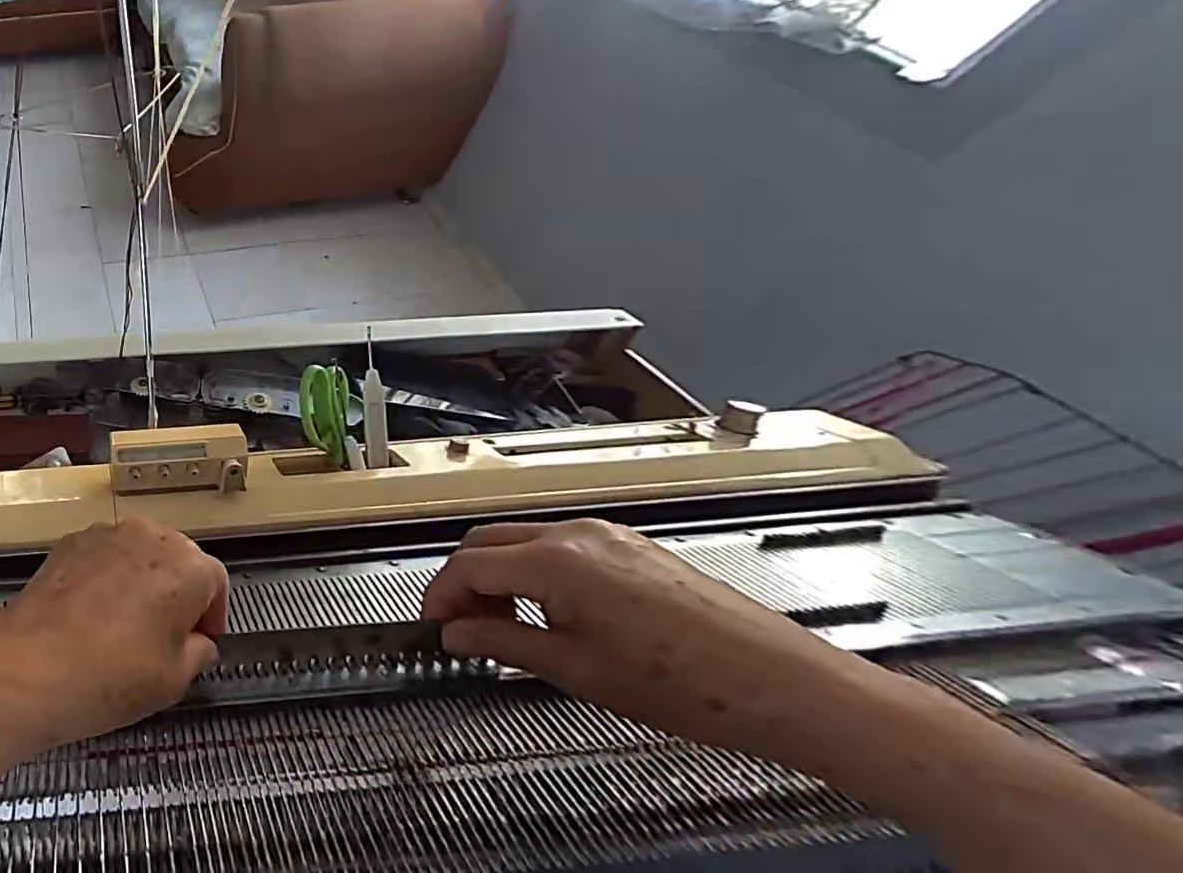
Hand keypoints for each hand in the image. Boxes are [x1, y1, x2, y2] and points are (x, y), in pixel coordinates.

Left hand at [0, 516, 227, 743]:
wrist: (29, 667)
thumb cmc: (110, 674)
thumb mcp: (175, 680)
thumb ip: (200, 652)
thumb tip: (199, 642)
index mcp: (189, 567)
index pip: (216, 583)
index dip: (212, 616)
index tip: (202, 641)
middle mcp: (154, 537)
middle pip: (180, 561)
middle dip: (179, 594)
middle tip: (165, 636)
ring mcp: (111, 533)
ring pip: (141, 554)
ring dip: (143, 581)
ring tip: (125, 625)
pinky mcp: (75, 540)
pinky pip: (106, 555)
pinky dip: (108, 576)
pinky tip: (93, 614)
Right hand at [420, 519, 907, 763]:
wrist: (781, 683)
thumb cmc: (693, 683)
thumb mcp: (577, 671)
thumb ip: (502, 644)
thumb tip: (460, 635)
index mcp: (558, 561)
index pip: (469, 564)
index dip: (441, 594)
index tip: (436, 623)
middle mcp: (577, 534)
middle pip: (487, 542)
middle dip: (464, 581)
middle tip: (463, 626)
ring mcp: (604, 535)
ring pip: (520, 540)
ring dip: (497, 575)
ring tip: (504, 626)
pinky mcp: (626, 544)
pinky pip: (556, 545)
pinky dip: (532, 571)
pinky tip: (545, 611)